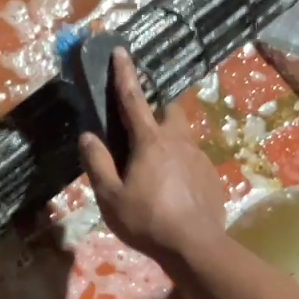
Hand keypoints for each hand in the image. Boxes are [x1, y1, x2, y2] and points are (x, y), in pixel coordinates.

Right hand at [79, 48, 227, 258]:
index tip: (121, 51)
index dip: (125, 74)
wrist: (196, 247)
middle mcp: (178, 141)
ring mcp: (199, 158)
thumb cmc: (147, 220)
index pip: (133, 100)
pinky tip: (170, 188)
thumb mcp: (110, 196)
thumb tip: (88, 136)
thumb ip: (97, 163)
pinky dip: (178, 165)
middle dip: (156, 106)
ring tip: (152, 164)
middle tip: (141, 119)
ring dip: (166, 140)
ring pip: (181, 136)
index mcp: (150, 142)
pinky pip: (190, 160)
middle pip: (168, 111)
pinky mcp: (210, 176)